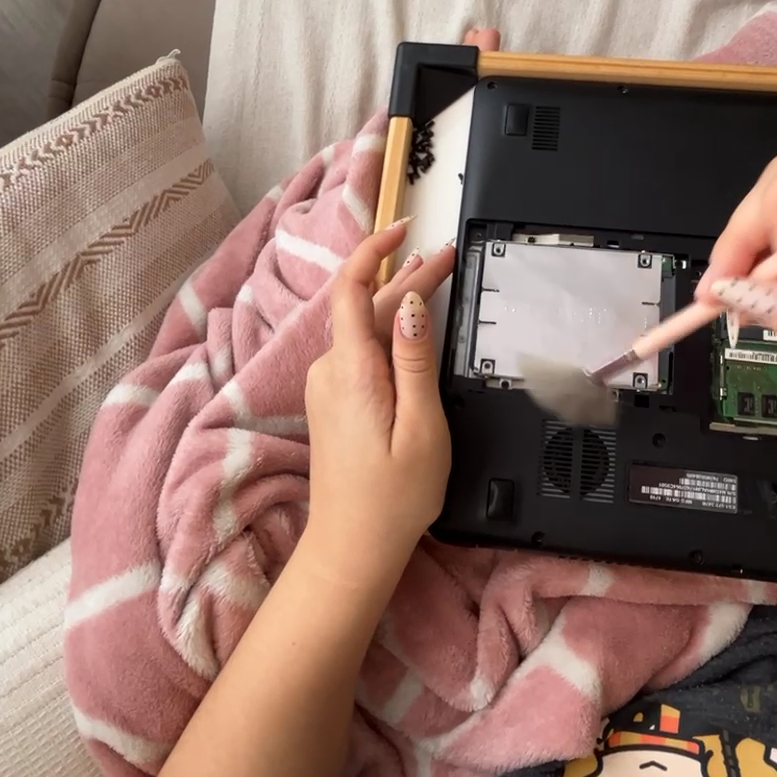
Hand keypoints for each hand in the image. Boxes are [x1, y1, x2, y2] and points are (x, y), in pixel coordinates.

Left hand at [302, 220, 456, 584]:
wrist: (352, 546)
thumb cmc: (393, 495)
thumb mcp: (420, 425)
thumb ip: (414, 360)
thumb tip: (410, 304)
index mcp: (353, 371)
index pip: (351, 289)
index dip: (374, 251)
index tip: (403, 230)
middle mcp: (331, 370)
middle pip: (366, 306)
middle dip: (406, 278)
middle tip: (448, 259)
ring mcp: (328, 384)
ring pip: (365, 327)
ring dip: (397, 301)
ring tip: (434, 277)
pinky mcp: (334, 398)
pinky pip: (361, 349)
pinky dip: (387, 328)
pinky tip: (408, 324)